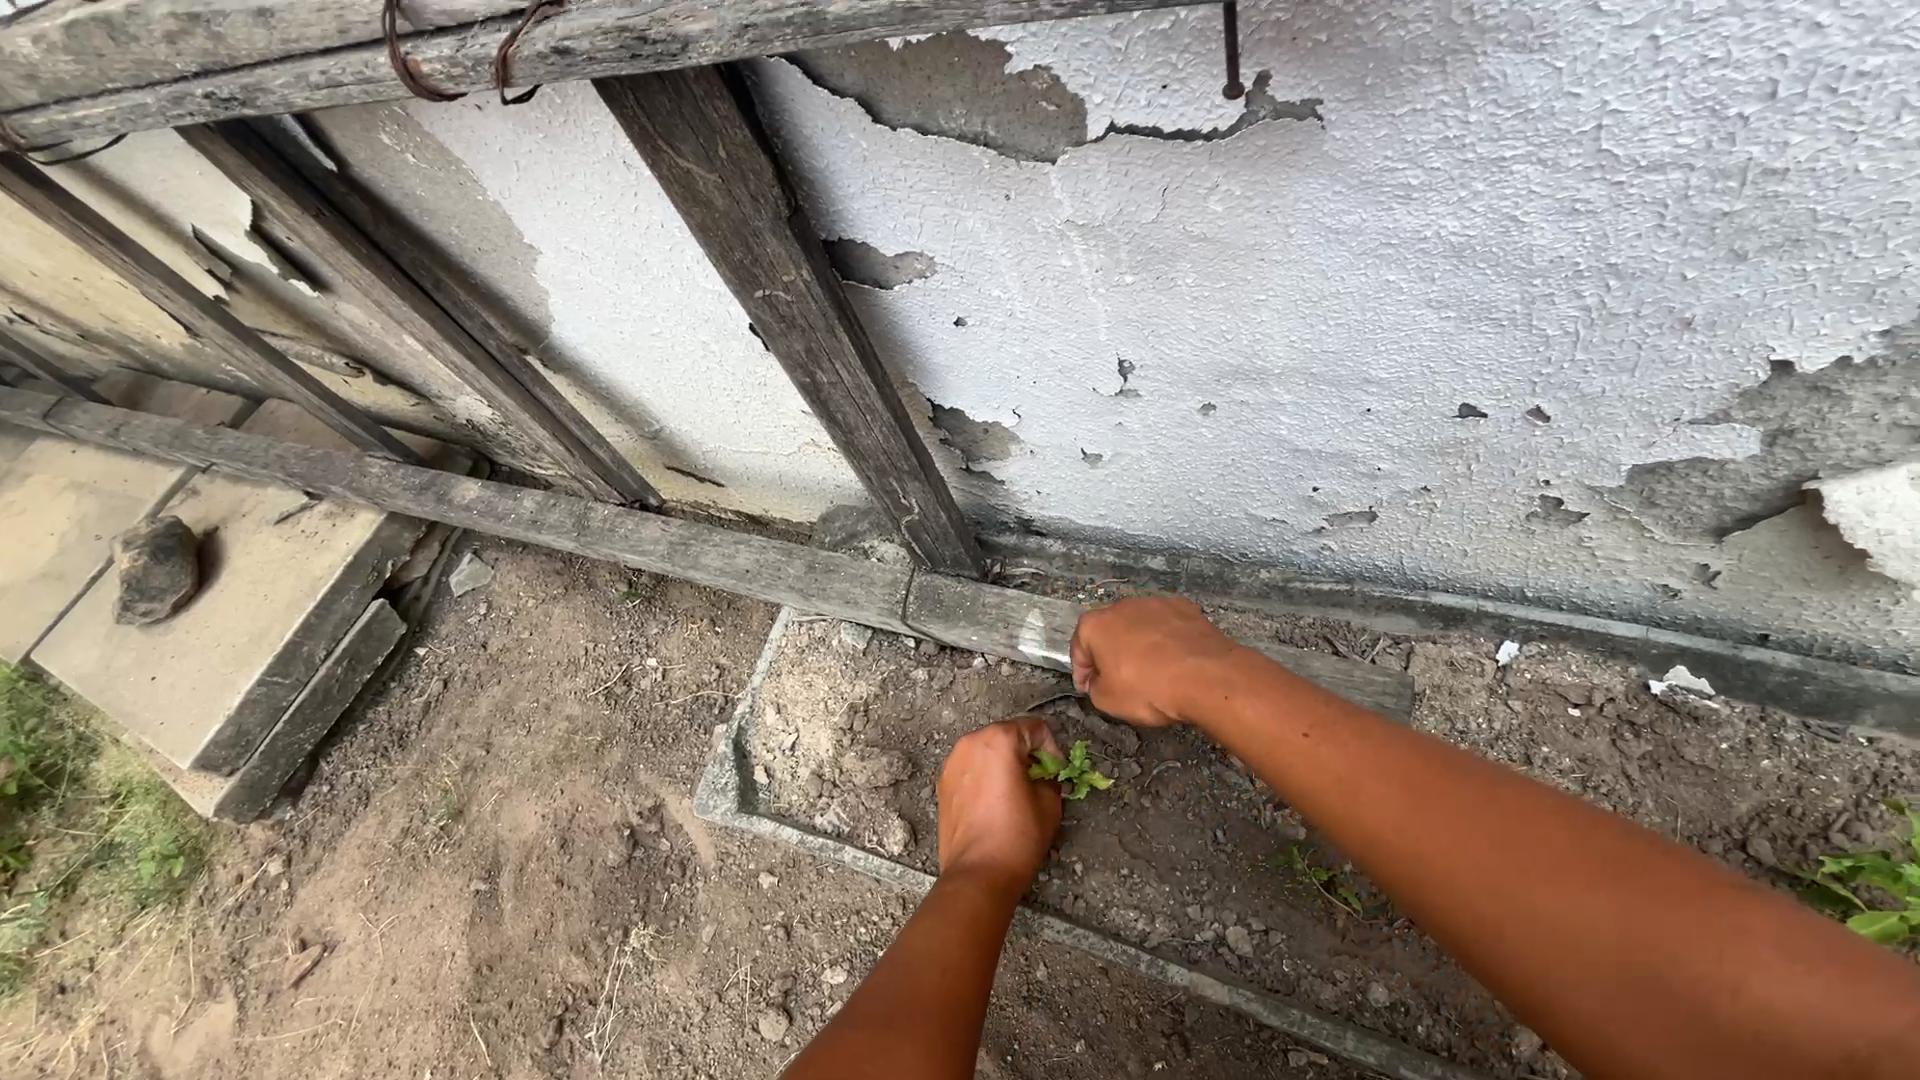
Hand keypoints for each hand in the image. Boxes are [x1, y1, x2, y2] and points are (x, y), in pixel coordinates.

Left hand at [937, 718, 1062, 895]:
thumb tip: (1047, 775)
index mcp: (999, 740)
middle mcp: (971, 742)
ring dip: (1005, 764)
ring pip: (987, 751)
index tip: (1057, 773)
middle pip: (1008, 735)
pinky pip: (971, 768)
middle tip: (1041, 781)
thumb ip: (1051, 776)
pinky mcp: (943, 782)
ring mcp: (953, 762)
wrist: (978, 872)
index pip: (1035, 728)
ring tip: (1017, 792)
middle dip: (1027, 754)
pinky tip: (995, 802)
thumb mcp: (1050, 802)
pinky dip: (985, 776)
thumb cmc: (1017, 836)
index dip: (1052, 749)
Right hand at [1070, 596, 1240, 725]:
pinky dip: (1166, 638)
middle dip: (1110, 653)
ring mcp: (1155, 603)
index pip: (1078, 649)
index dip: (1082, 672)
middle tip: (1118, 679)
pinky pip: (1166, 625)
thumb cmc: (1150, 688)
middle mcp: (1121, 606)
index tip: (1088, 687)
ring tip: (1151, 670)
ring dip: (1139, 643)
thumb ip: (1094, 688)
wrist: (1206, 677)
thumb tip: (1099, 681)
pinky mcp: (1184, 607)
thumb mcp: (1108, 702)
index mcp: (1095, 626)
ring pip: (1138, 625)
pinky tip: (1174, 659)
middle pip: (1109, 632)